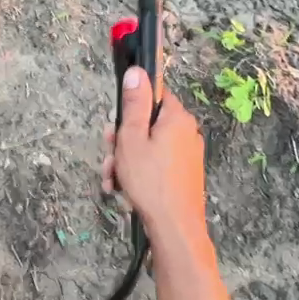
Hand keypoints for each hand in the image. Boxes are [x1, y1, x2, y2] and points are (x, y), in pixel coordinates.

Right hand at [103, 66, 207, 254]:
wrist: (175, 228)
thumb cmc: (150, 181)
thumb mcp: (132, 138)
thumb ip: (134, 104)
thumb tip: (137, 71)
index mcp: (177, 118)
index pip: (152, 95)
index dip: (130, 109)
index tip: (116, 127)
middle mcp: (187, 132)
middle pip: (147, 123)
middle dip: (122, 141)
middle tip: (111, 158)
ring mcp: (187, 154)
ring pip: (148, 146)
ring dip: (126, 160)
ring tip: (114, 181)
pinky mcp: (184, 174)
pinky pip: (156, 163)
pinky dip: (139, 172)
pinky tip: (124, 190)